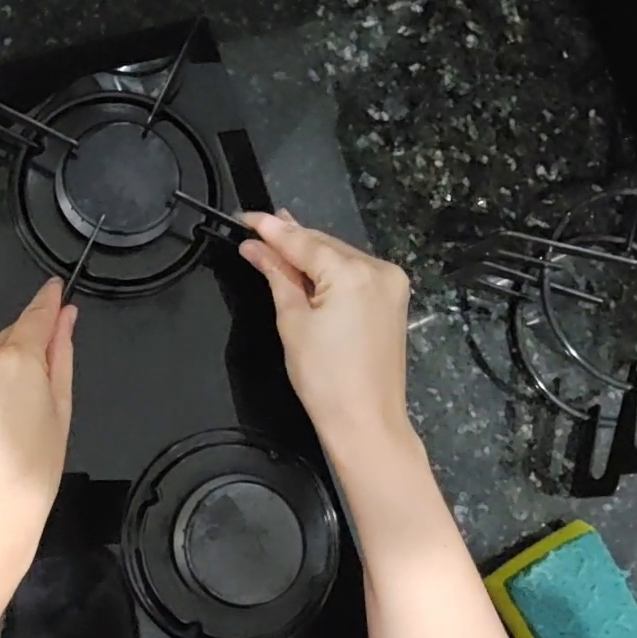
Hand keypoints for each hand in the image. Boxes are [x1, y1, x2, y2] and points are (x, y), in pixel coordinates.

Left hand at [0, 256, 76, 536]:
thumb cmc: (34, 469)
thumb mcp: (60, 411)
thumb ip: (60, 356)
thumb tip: (66, 314)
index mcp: (20, 362)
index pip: (36, 320)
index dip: (47, 304)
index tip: (54, 289)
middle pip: (3, 336)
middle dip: (18, 340)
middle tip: (26, 366)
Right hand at [238, 208, 411, 450]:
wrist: (365, 421)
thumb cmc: (324, 378)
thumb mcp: (292, 322)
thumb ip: (277, 276)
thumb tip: (255, 249)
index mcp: (353, 273)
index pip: (302, 242)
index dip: (270, 230)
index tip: (244, 217)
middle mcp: (379, 270)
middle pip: (324, 245)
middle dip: (290, 239)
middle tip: (256, 229)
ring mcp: (391, 285)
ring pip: (339, 258)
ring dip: (309, 254)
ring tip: (276, 243)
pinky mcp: (392, 302)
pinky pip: (354, 275)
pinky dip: (329, 271)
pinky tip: (307, 268)